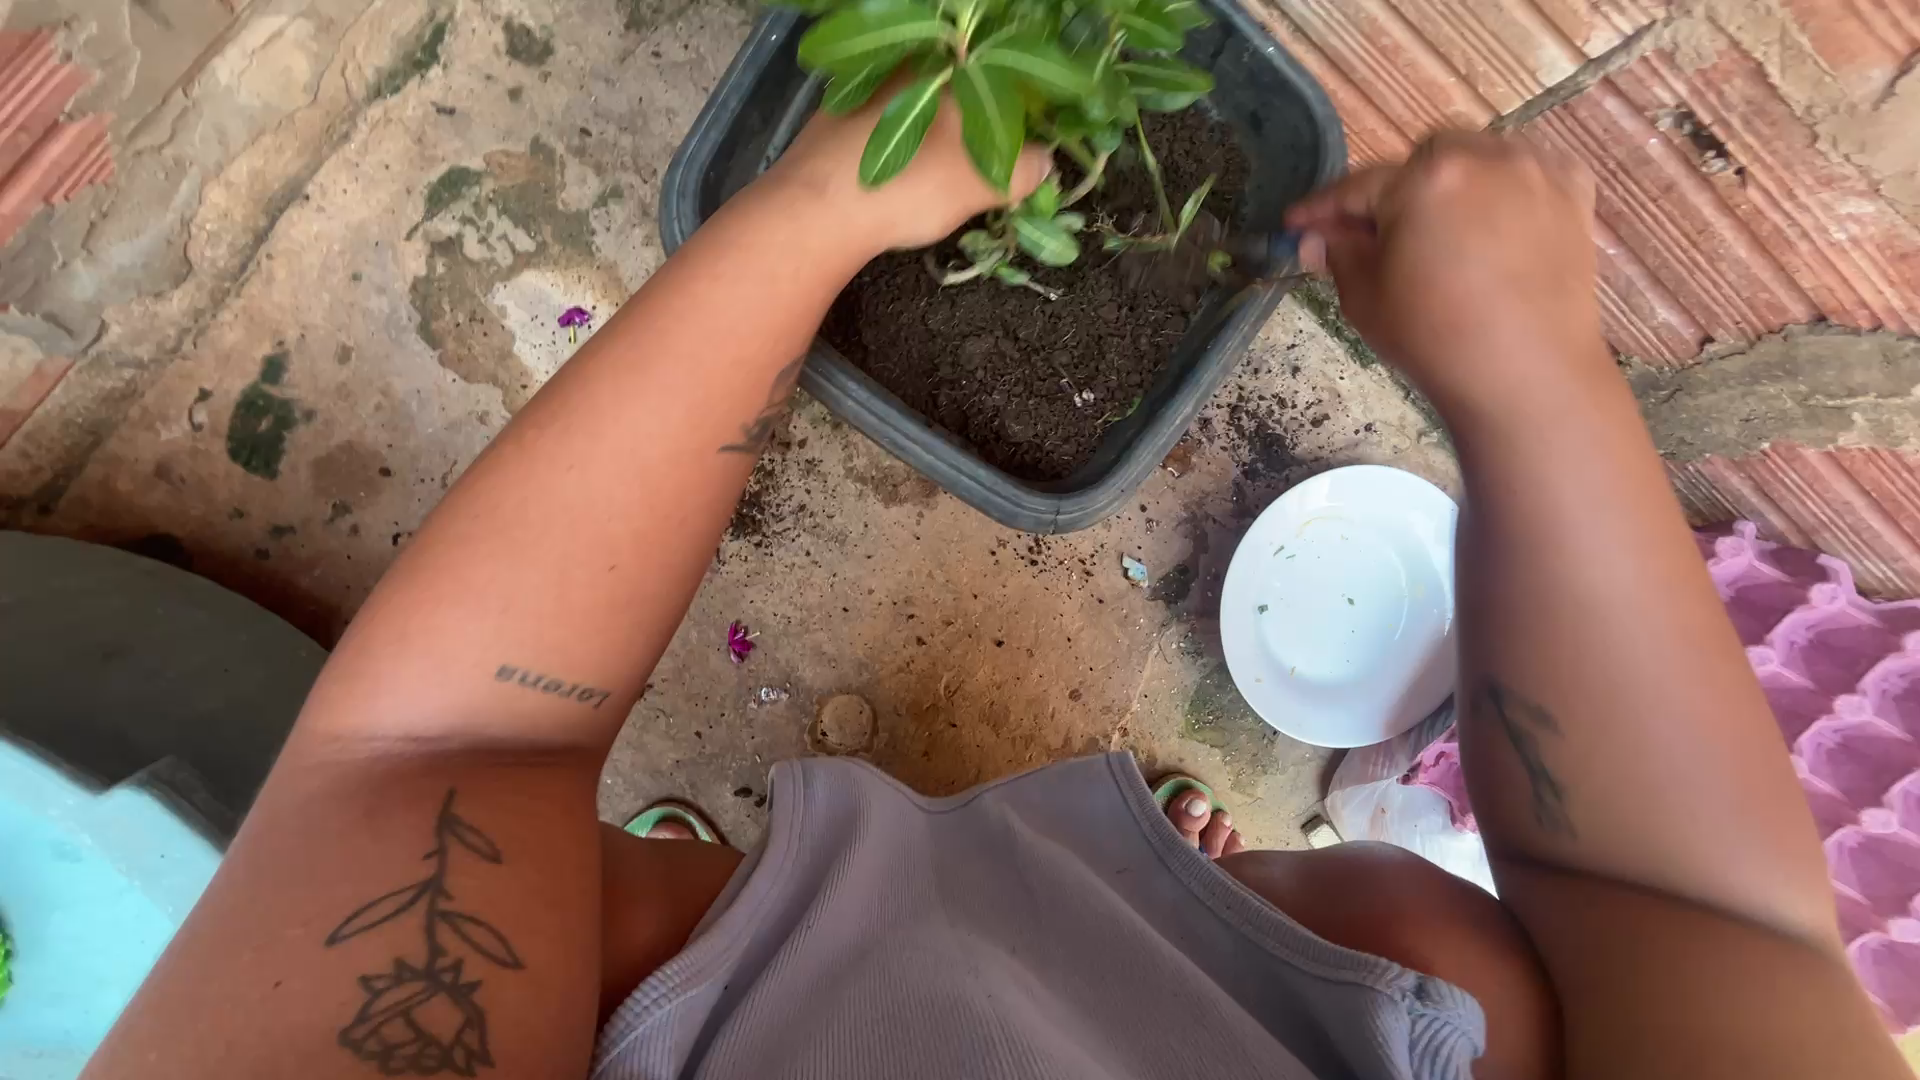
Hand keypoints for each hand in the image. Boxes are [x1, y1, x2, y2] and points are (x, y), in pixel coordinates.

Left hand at [761, 81, 1051, 253]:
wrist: (817, 210)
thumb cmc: (908, 187)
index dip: (1018, 110)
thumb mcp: (978, 184)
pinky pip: (884, 121)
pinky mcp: (835, 114)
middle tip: (985, 165)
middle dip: (977, 122)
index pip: (997, 76)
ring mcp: (865, 85)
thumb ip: (1018, 170)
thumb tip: (1046, 161)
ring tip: (944, 174)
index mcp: (948, 68)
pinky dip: (900, 142)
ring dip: (936, 133)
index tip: (1026, 146)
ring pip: (917, 103)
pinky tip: (899, 174)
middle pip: (957, 86)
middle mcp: (906, 62)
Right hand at [1287, 131, 1607, 420]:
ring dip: (1449, 184)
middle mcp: (1482, 156)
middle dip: (1397, 186)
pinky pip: (1522, 173)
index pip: (1356, 187)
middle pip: (1425, 155)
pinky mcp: (1572, 191)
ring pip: (1477, 156)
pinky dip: (1496, 192)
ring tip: (1437, 230)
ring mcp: (1534, 169)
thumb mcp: (1364, 298)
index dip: (1320, 208)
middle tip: (1381, 230)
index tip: (1296, 222)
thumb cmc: (1430, 336)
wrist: (1523, 369)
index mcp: (1422, 181)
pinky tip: (1486, 231)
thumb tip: (1318, 236)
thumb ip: (1339, 254)